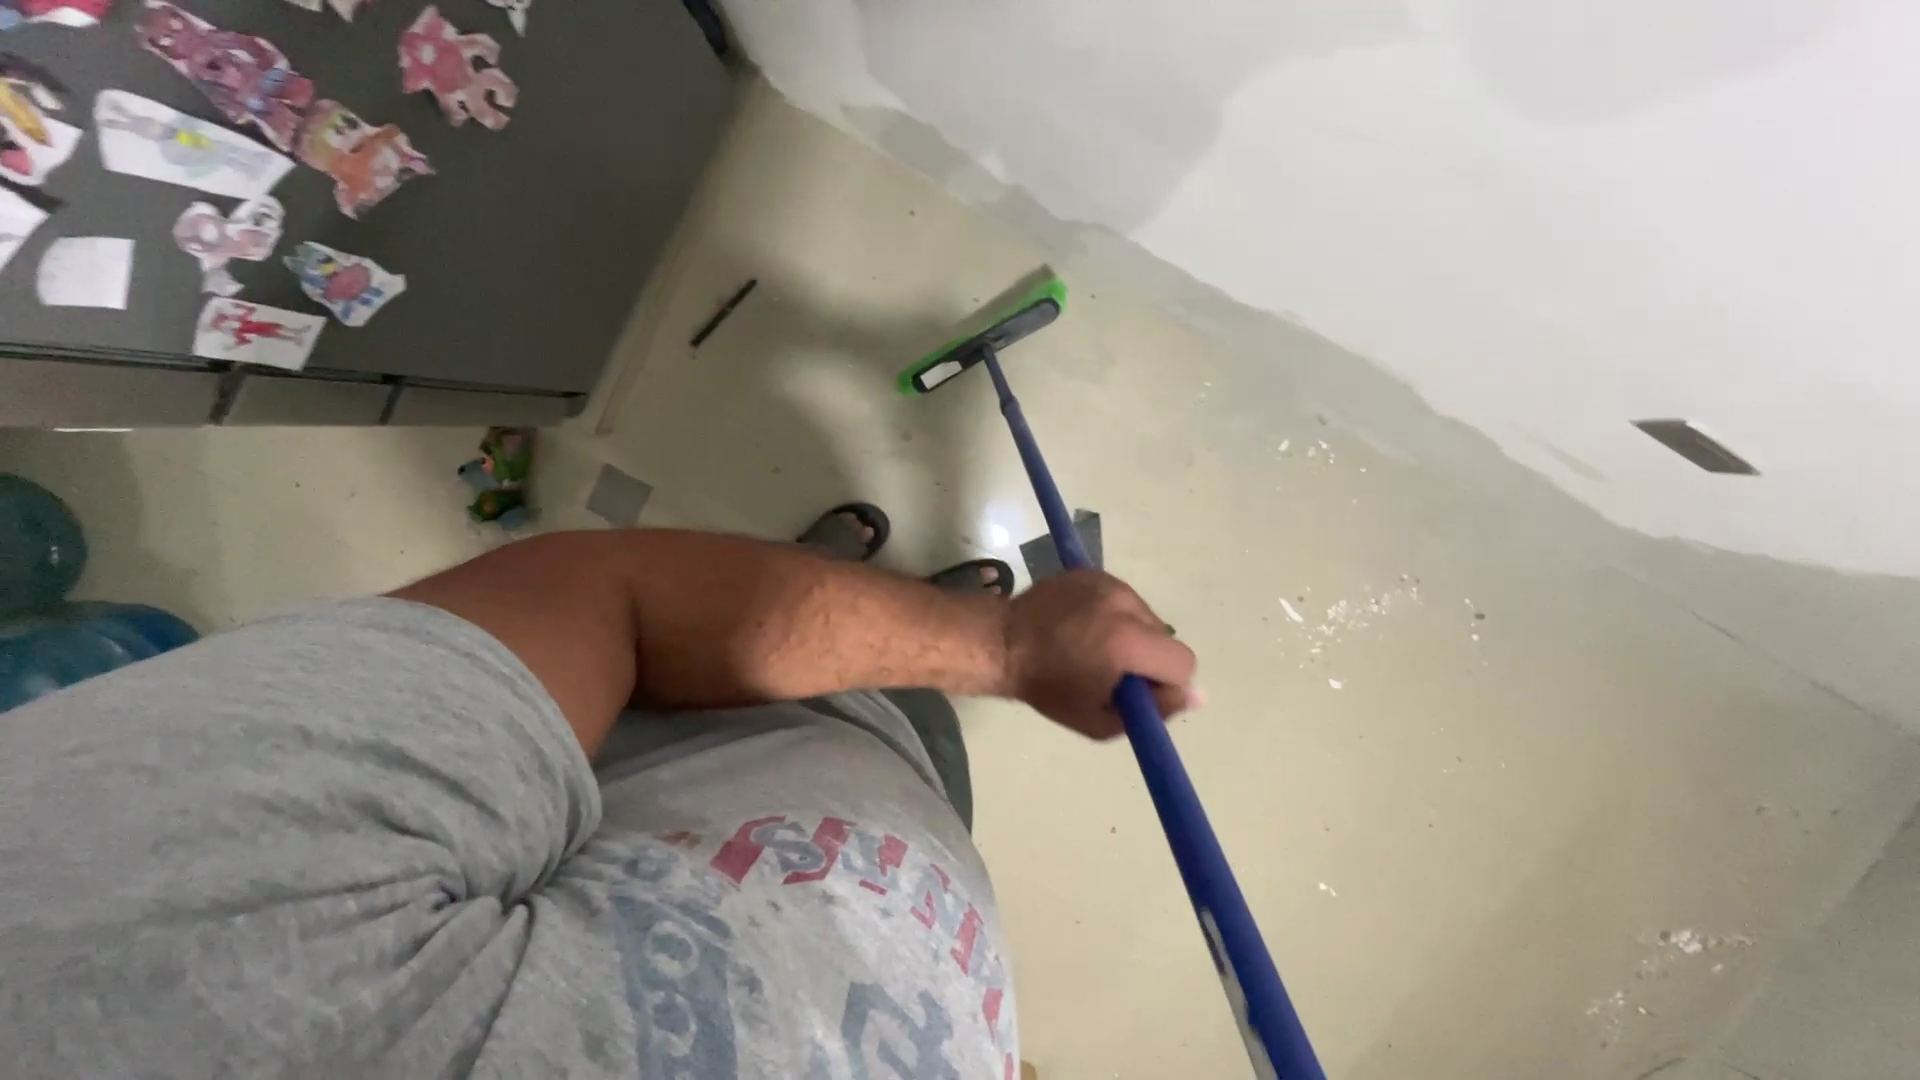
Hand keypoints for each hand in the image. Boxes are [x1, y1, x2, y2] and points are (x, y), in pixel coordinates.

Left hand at [1001, 569, 1199, 738]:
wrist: (1001, 642)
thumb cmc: (1048, 688)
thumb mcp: (1099, 721)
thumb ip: (1154, 711)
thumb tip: (1197, 694)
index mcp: (1129, 641)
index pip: (1184, 662)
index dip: (1165, 682)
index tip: (1135, 690)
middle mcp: (1126, 604)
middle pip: (1164, 637)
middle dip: (1147, 657)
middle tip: (1109, 669)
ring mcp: (1109, 583)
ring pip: (1144, 616)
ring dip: (1130, 634)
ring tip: (1091, 645)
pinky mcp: (1093, 572)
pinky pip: (1121, 599)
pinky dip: (1111, 614)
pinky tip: (1081, 625)